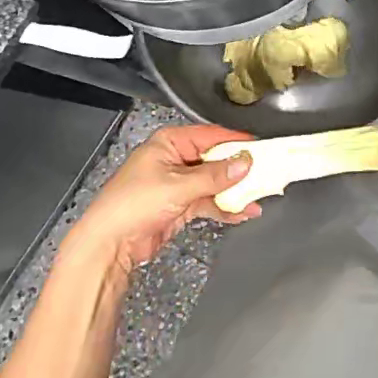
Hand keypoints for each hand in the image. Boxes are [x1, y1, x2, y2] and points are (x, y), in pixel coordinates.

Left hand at [70, 125, 260, 274]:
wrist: (110, 242)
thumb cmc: (133, 203)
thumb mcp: (178, 185)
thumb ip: (214, 175)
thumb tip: (245, 163)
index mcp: (169, 142)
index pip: (211, 136)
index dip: (236, 141)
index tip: (261, 147)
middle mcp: (175, 159)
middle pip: (215, 159)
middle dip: (239, 168)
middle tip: (267, 172)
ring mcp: (178, 183)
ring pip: (214, 182)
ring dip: (235, 190)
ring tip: (260, 195)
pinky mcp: (180, 205)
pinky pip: (209, 202)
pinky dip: (225, 207)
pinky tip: (244, 212)